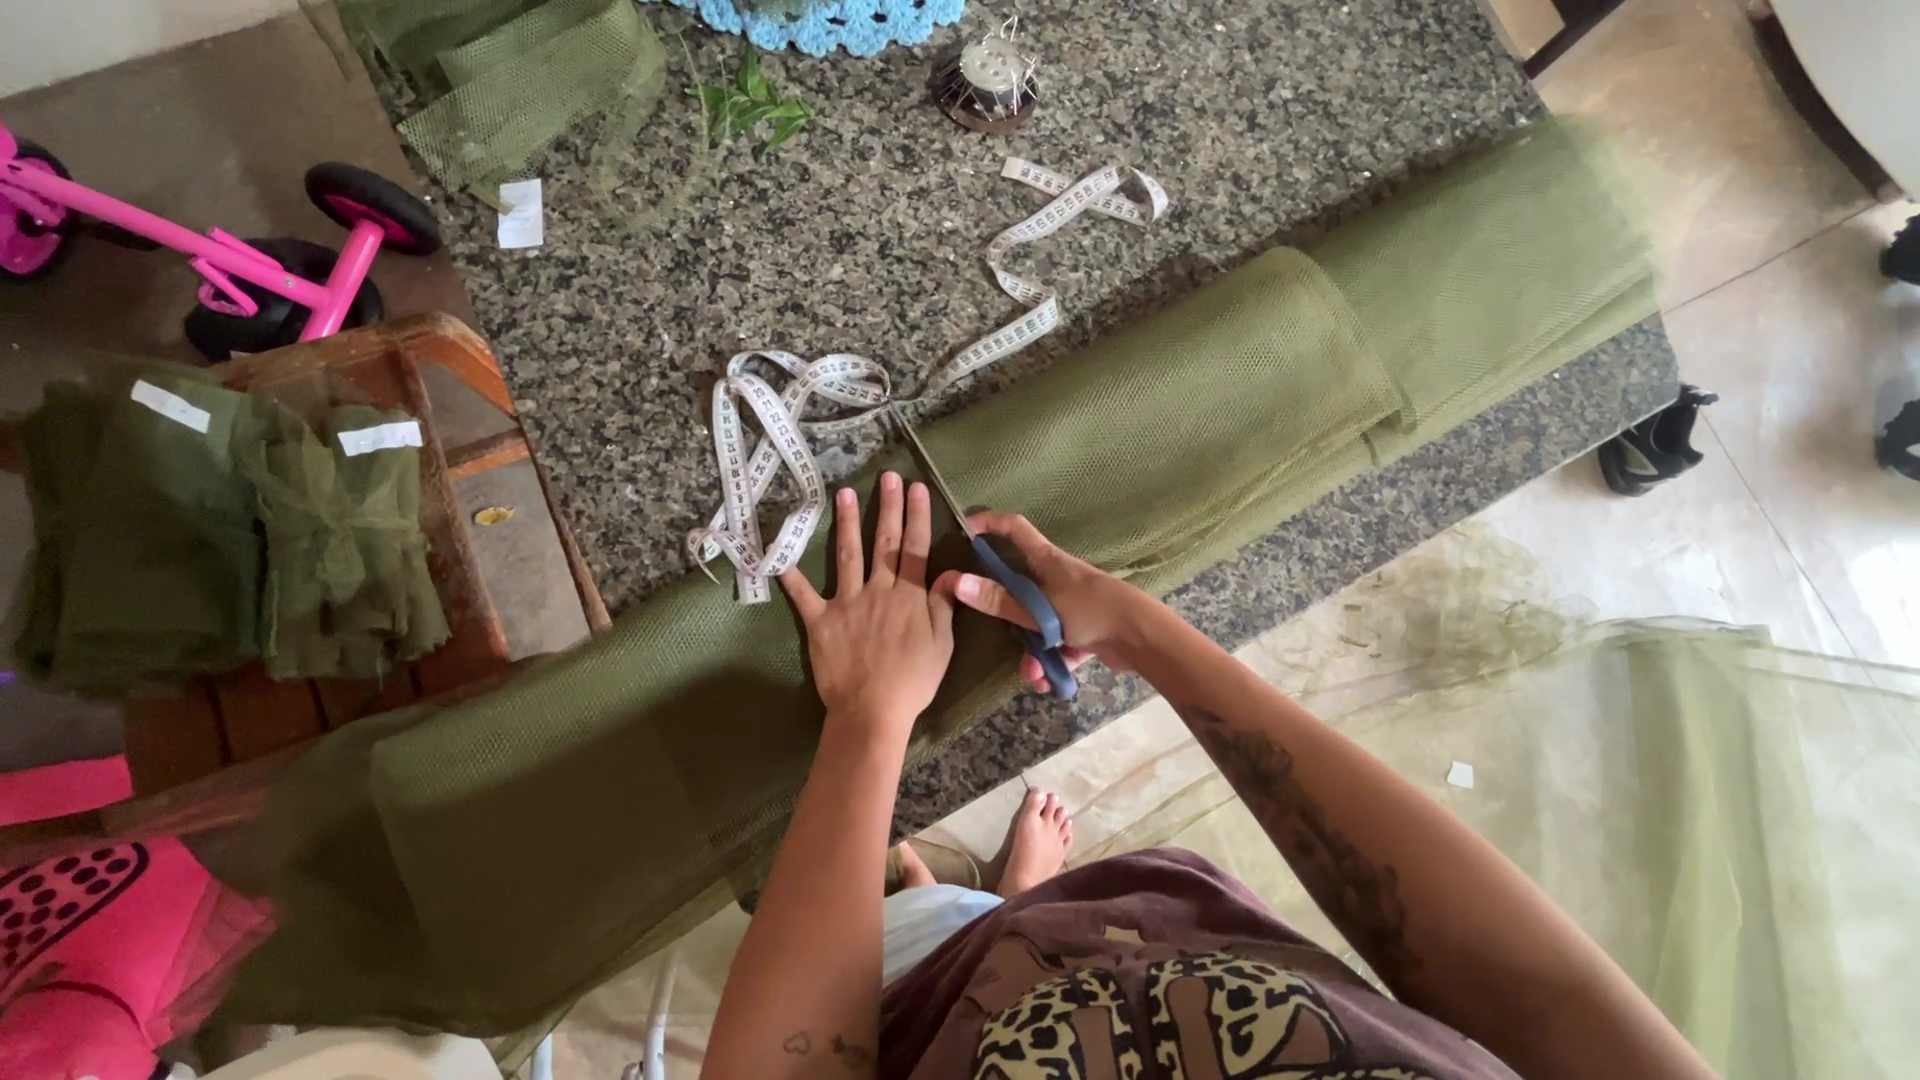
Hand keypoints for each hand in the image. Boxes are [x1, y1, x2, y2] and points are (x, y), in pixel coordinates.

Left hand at [781, 472, 955, 742]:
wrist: (872, 711)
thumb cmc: (913, 681)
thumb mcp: (943, 644)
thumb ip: (944, 604)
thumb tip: (950, 570)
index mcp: (909, 596)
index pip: (916, 547)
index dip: (917, 516)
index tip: (917, 487)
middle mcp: (878, 590)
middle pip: (884, 542)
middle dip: (887, 506)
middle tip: (888, 476)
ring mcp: (847, 603)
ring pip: (848, 555)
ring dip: (848, 522)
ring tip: (845, 493)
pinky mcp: (820, 621)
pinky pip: (804, 594)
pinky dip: (792, 575)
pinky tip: (780, 554)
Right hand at [932, 511, 1157, 694]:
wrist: (1142, 636)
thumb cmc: (1090, 611)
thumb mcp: (1039, 609)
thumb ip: (1000, 601)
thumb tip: (956, 582)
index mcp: (1047, 561)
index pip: (1014, 529)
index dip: (990, 523)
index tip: (966, 529)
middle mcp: (1059, 579)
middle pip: (1022, 590)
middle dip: (1009, 618)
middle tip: (997, 631)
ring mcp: (1074, 605)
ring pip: (1040, 626)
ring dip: (1033, 653)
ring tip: (1033, 676)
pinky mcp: (1087, 630)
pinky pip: (1061, 646)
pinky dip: (1054, 663)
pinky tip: (1051, 682)